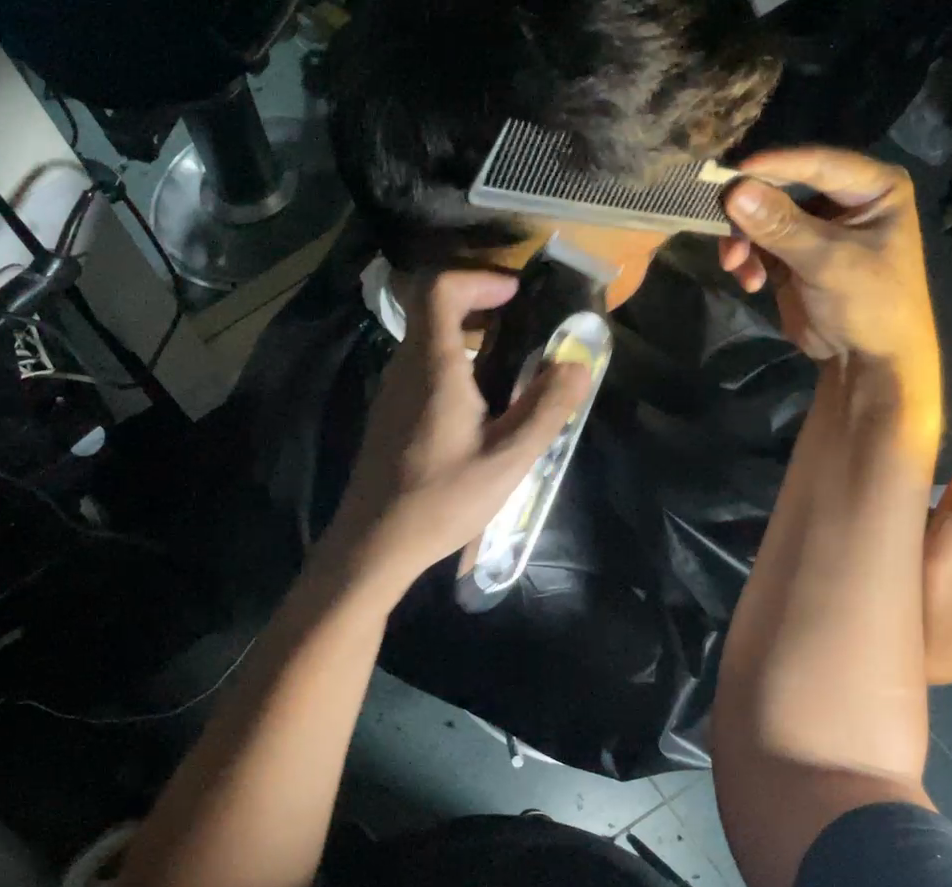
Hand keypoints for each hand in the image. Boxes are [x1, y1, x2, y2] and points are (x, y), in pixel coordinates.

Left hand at [323, 271, 593, 590]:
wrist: (375, 543)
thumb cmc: (442, 500)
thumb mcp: (507, 459)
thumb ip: (546, 408)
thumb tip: (577, 363)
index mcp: (432, 366)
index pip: (439, 288)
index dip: (478, 278)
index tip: (515, 294)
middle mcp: (403, 369)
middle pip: (431, 311)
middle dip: (477, 305)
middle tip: (521, 326)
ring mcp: (389, 394)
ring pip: (423, 343)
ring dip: (465, 339)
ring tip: (508, 367)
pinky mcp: (386, 419)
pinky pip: (418, 373)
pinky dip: (449, 367)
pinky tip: (477, 408)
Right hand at [719, 147, 937, 368]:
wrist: (868, 359)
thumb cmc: (869, 303)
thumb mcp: (826, 261)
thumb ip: (780, 225)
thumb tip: (734, 191)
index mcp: (873, 188)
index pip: (818, 165)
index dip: (774, 166)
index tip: (730, 173)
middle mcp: (844, 201)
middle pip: (784, 190)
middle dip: (751, 214)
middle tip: (723, 230)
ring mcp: (816, 229)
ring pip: (764, 219)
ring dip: (744, 242)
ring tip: (737, 268)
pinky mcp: (793, 257)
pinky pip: (759, 246)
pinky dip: (748, 261)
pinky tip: (750, 283)